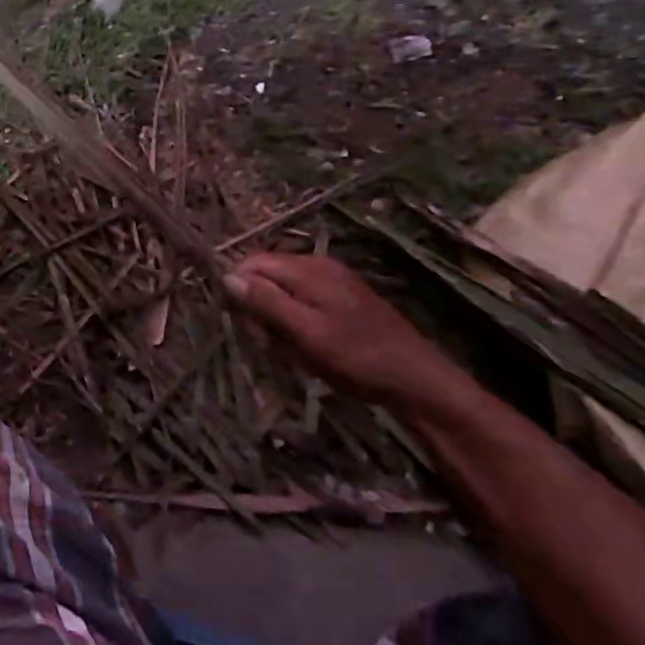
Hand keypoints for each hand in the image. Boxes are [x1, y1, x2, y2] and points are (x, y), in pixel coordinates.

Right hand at [224, 253, 473, 407]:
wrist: (417, 380)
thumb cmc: (356, 357)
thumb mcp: (305, 331)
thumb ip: (265, 302)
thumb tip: (227, 277)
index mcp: (308, 268)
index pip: (252, 263)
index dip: (239, 291)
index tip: (245, 324)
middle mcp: (319, 265)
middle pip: (266, 276)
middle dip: (260, 309)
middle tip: (272, 343)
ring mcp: (334, 281)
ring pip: (283, 292)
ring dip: (278, 321)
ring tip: (292, 350)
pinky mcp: (343, 299)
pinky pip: (303, 303)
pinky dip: (297, 324)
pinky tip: (308, 348)